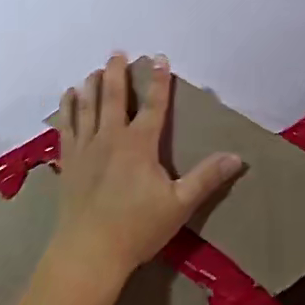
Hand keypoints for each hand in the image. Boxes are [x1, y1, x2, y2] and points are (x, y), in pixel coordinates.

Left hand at [49, 53, 244, 285]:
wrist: (89, 251)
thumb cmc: (138, 228)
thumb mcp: (179, 205)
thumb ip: (206, 178)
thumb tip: (237, 157)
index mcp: (139, 145)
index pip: (154, 105)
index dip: (159, 81)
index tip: (160, 58)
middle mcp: (111, 137)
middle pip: (114, 97)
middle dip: (117, 72)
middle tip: (117, 53)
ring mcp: (86, 147)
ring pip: (88, 106)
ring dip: (92, 85)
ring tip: (94, 69)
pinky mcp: (70, 161)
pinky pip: (68, 125)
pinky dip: (68, 107)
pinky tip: (69, 96)